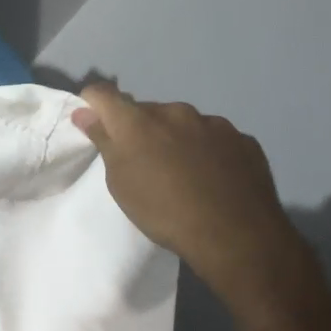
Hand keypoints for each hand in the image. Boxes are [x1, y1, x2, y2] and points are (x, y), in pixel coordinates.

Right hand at [72, 84, 310, 300]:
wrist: (236, 236)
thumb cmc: (163, 210)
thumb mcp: (120, 181)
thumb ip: (104, 141)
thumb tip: (85, 113)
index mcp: (137, 121)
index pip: (102, 94)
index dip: (93, 105)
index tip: (94, 126)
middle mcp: (175, 112)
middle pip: (145, 110)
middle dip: (138, 128)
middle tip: (141, 162)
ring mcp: (214, 124)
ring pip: (182, 123)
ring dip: (173, 137)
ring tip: (181, 172)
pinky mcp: (244, 140)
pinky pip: (214, 137)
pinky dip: (205, 149)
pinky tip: (211, 177)